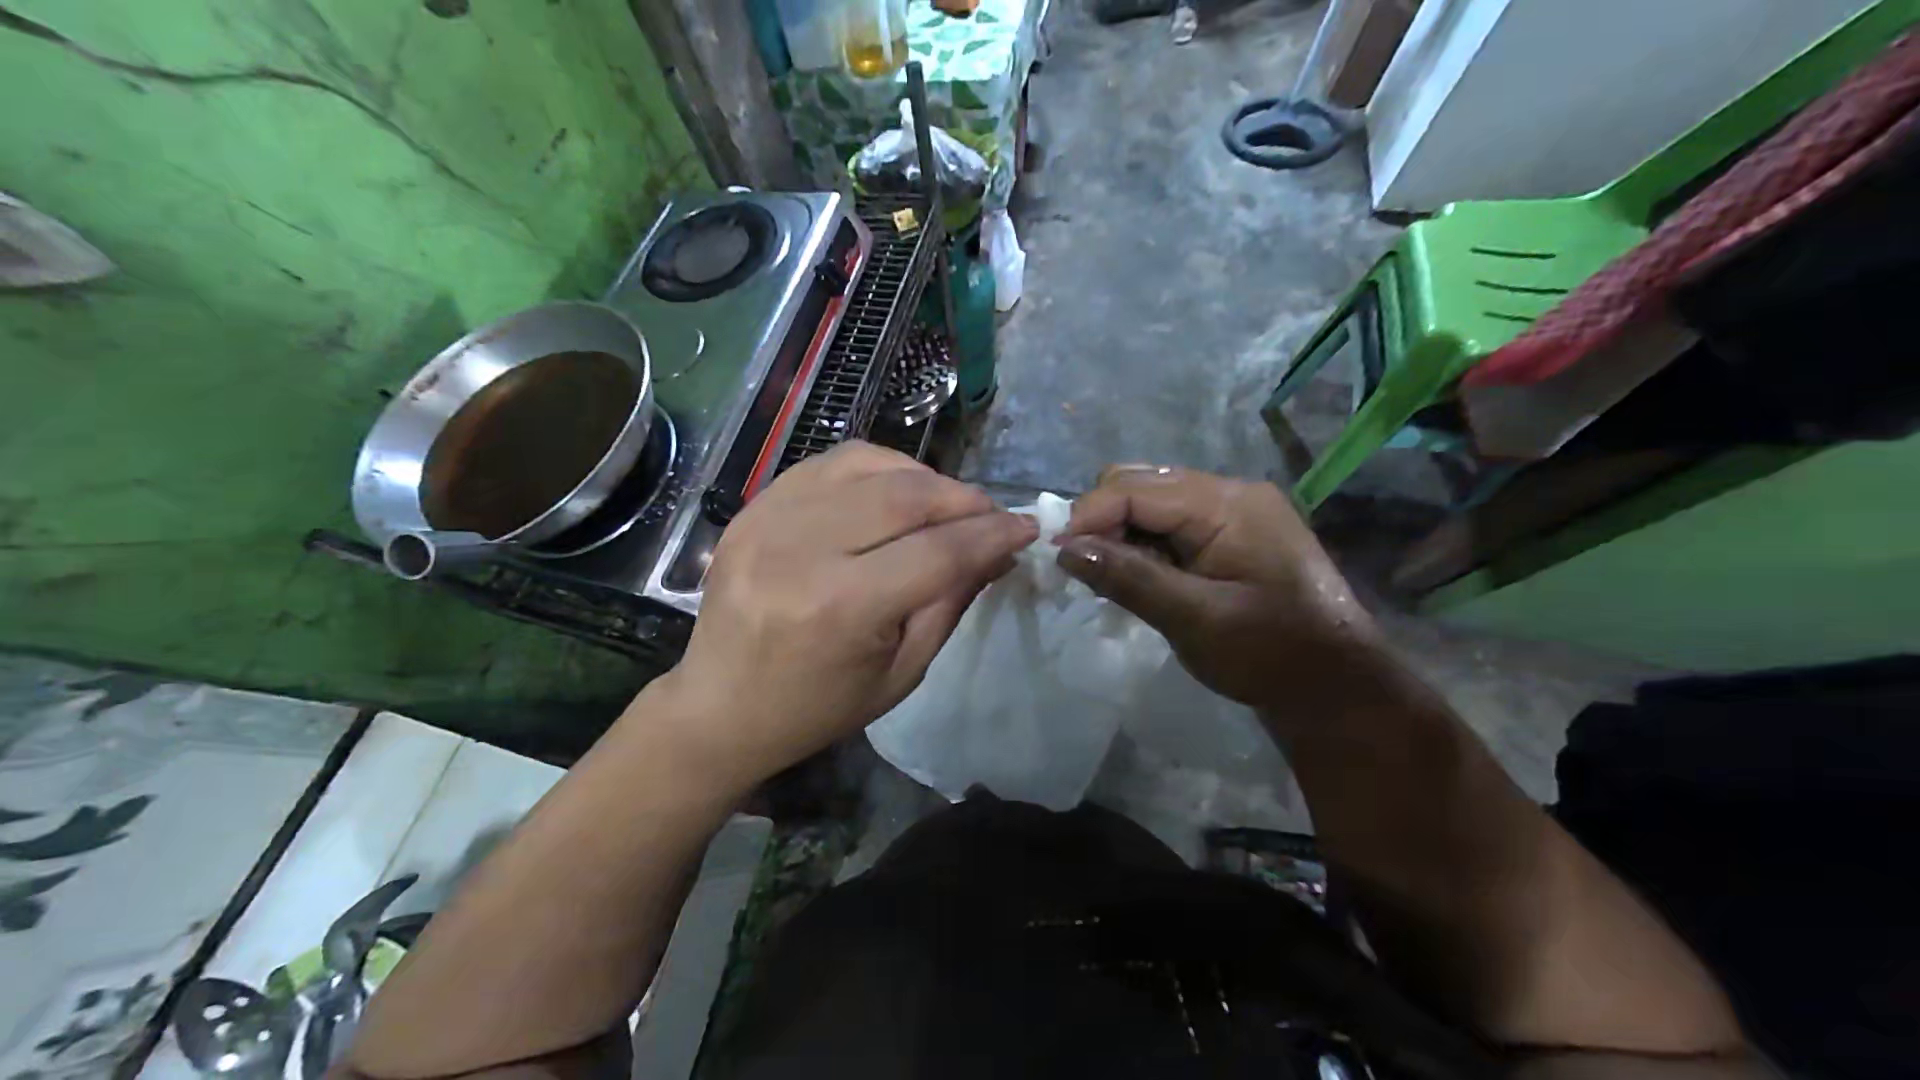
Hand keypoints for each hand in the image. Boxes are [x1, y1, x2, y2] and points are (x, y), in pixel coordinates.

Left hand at [640, 442, 1037, 788]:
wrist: (720, 706)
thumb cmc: (819, 706)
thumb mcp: (901, 671)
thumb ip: (951, 602)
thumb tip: (998, 549)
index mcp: (841, 607)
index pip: (938, 551)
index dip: (992, 535)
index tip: (1026, 527)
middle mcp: (802, 550)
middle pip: (906, 496)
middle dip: (963, 500)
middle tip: (990, 515)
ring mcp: (770, 520)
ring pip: (870, 466)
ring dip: (924, 479)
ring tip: (946, 504)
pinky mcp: (754, 507)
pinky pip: (831, 463)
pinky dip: (877, 468)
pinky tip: (895, 491)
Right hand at [1056, 465, 1382, 716]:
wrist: (1336, 689)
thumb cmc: (1269, 654)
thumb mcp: (1193, 618)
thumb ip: (1128, 578)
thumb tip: (1064, 549)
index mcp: (1227, 503)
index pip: (1137, 489)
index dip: (1089, 515)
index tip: (1055, 556)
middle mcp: (1229, 493)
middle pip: (1142, 484)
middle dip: (1102, 520)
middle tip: (1081, 568)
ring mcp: (1233, 512)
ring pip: (1152, 502)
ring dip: (1120, 532)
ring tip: (1105, 575)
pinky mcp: (1230, 534)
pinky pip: (1170, 524)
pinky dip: (1143, 544)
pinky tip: (1135, 575)